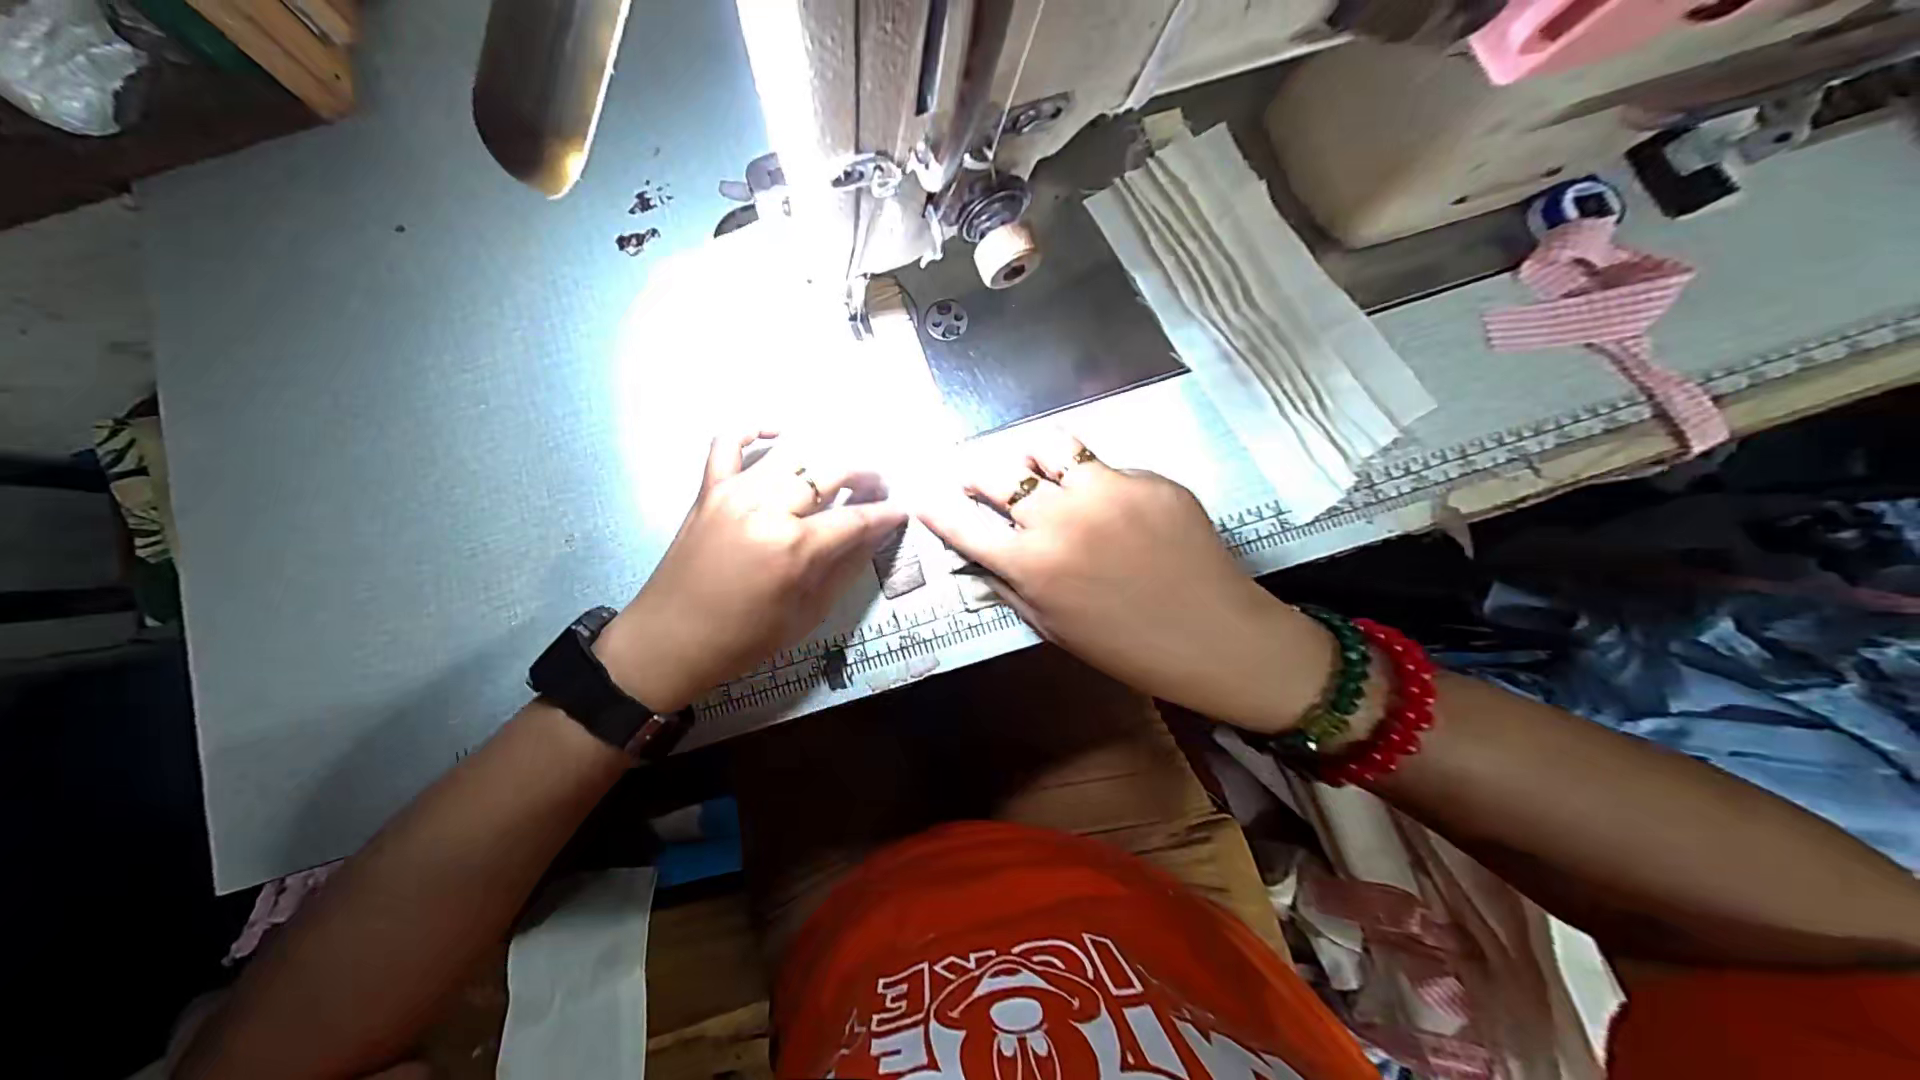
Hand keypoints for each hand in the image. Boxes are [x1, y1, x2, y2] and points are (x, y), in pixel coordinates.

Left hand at [594, 432, 906, 711]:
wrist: (671, 641)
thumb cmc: (745, 638)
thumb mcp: (808, 612)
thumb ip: (845, 567)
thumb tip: (875, 534)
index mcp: (795, 546)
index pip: (856, 518)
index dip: (885, 514)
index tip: (902, 511)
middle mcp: (767, 508)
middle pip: (830, 475)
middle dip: (864, 477)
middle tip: (877, 487)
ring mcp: (733, 493)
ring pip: (791, 456)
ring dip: (823, 459)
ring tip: (839, 472)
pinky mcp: (708, 490)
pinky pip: (727, 443)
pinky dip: (752, 431)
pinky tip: (776, 433)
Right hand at [918, 431, 1335, 733]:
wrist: (1213, 636)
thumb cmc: (1126, 646)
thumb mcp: (1054, 627)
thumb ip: (1010, 586)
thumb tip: (978, 558)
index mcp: (1032, 566)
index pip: (964, 528)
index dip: (937, 511)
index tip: (924, 498)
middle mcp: (1059, 520)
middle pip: (997, 474)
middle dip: (977, 474)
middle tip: (978, 479)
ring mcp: (1105, 491)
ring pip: (1047, 447)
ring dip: (1031, 457)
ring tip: (1035, 468)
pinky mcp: (1145, 479)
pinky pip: (1101, 463)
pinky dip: (1088, 473)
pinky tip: (1101, 494)